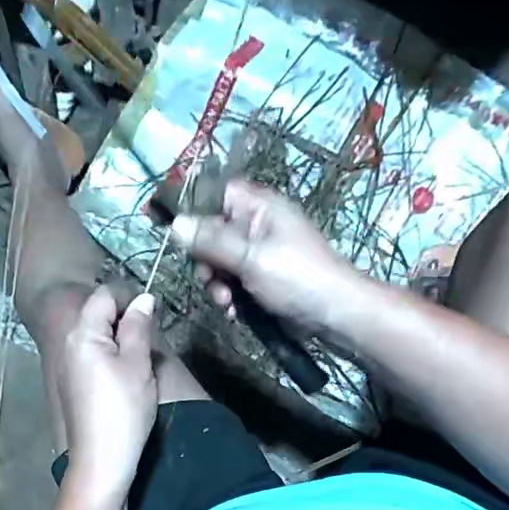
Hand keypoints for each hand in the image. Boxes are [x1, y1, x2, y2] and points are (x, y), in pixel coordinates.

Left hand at [56, 286, 158, 500]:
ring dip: (119, 340)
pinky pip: (90, 357)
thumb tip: (144, 299)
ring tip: (141, 362)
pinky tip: (126, 379)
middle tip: (150, 341)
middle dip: (125, 319)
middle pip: (97, 314)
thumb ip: (139, 327)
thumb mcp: (138, 364)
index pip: (105, 295)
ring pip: (95, 337)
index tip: (153, 315)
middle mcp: (68, 344)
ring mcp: (66, 366)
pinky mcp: (71, 385)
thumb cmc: (123, 409)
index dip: (130, 298)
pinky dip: (110, 358)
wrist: (101, 459)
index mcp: (82, 333)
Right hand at [168, 180, 362, 333]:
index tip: (180, 235)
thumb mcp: (250, 257)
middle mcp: (257, 226)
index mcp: (259, 208)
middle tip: (212, 281)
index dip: (197, 211)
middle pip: (212, 233)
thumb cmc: (296, 278)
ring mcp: (260, 254)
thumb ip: (211, 241)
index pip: (217, 194)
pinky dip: (230, 297)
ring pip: (220, 263)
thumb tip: (175, 224)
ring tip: (227, 303)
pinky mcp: (262, 280)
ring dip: (217, 285)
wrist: (334, 315)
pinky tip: (235, 311)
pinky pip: (233, 283)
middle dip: (206, 261)